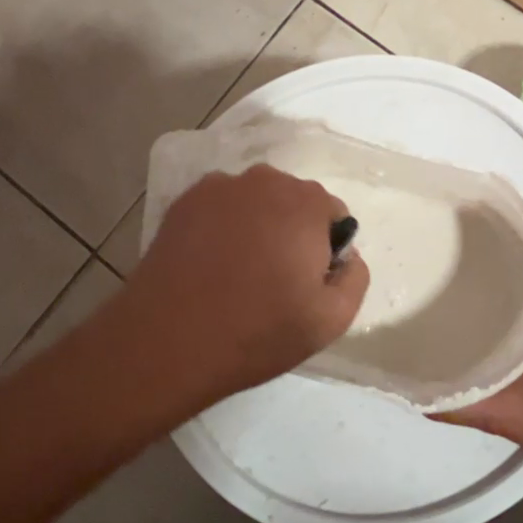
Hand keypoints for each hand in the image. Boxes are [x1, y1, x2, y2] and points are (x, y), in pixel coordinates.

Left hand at [119, 165, 369, 403]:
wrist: (167, 341)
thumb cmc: (258, 331)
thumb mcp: (331, 320)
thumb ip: (355, 277)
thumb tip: (347, 256)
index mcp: (306, 203)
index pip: (333, 216)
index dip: (325, 251)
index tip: (306, 284)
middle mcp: (265, 181)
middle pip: (294, 202)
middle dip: (293, 233)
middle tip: (274, 281)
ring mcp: (219, 187)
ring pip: (256, 203)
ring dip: (257, 227)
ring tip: (239, 274)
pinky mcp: (183, 202)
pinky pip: (220, 209)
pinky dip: (222, 228)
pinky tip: (211, 265)